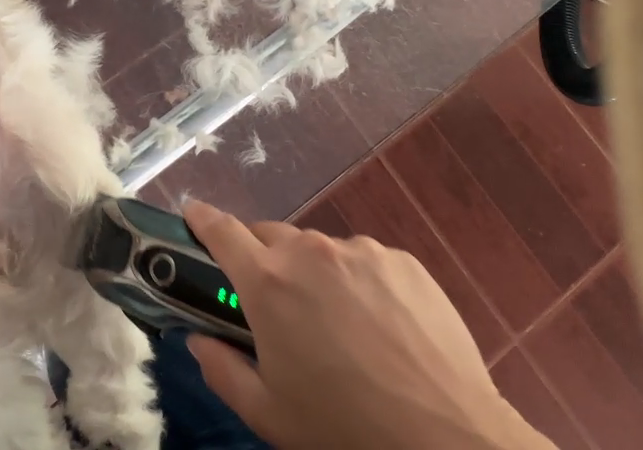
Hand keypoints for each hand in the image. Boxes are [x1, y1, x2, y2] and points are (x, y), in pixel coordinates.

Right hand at [183, 200, 550, 449]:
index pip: (220, 230)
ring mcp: (360, 252)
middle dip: (263, 259)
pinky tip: (380, 325)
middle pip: (270, 236)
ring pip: (319, 250)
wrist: (449, 439)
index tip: (192, 215)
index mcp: (267, 281)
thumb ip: (221, 369)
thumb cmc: (343, 427)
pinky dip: (359, 282)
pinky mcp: (404, 261)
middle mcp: (309, 252)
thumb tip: (198, 340)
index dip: (201, 218)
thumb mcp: (267, 412)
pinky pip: (365, 261)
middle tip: (275, 304)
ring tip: (337, 323)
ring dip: (314, 272)